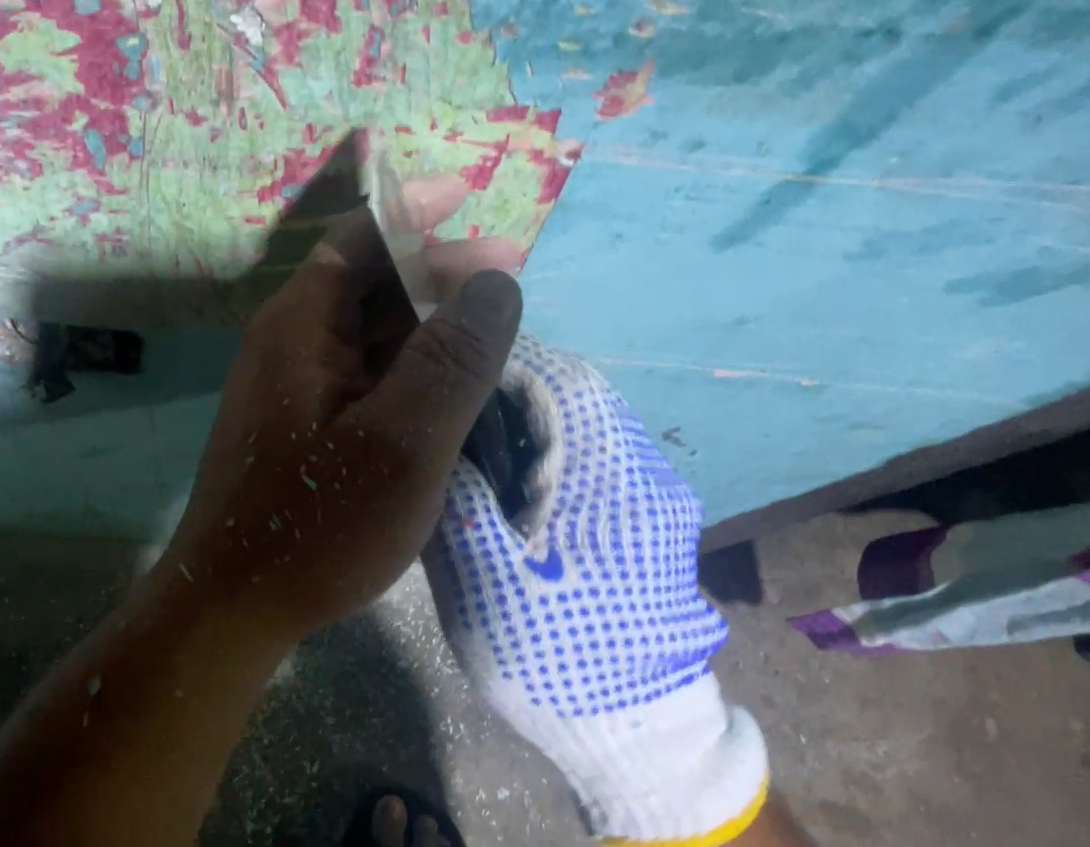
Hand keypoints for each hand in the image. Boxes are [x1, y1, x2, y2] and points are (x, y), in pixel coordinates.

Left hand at [158, 178, 523, 647]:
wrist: (234, 604)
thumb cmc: (315, 524)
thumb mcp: (402, 443)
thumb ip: (451, 359)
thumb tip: (495, 280)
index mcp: (302, 324)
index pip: (362, 238)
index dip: (418, 211)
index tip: (475, 197)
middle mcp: (291, 340)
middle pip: (370, 281)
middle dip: (439, 271)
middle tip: (511, 279)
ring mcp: (294, 382)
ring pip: (370, 329)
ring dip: (429, 323)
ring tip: (494, 331)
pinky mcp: (303, 422)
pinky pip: (364, 371)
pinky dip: (410, 365)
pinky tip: (450, 384)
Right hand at [424, 335, 769, 843]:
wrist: (630, 731)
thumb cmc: (548, 653)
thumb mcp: (481, 578)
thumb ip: (459, 494)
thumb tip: (438, 428)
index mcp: (605, 480)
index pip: (562, 380)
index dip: (502, 358)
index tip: (445, 359)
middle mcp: (642, 471)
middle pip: (575, 391)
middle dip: (508, 382)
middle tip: (447, 398)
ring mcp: (651, 490)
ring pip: (584, 417)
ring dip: (527, 411)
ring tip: (470, 433)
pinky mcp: (647, 512)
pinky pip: (592, 449)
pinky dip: (546, 441)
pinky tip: (508, 472)